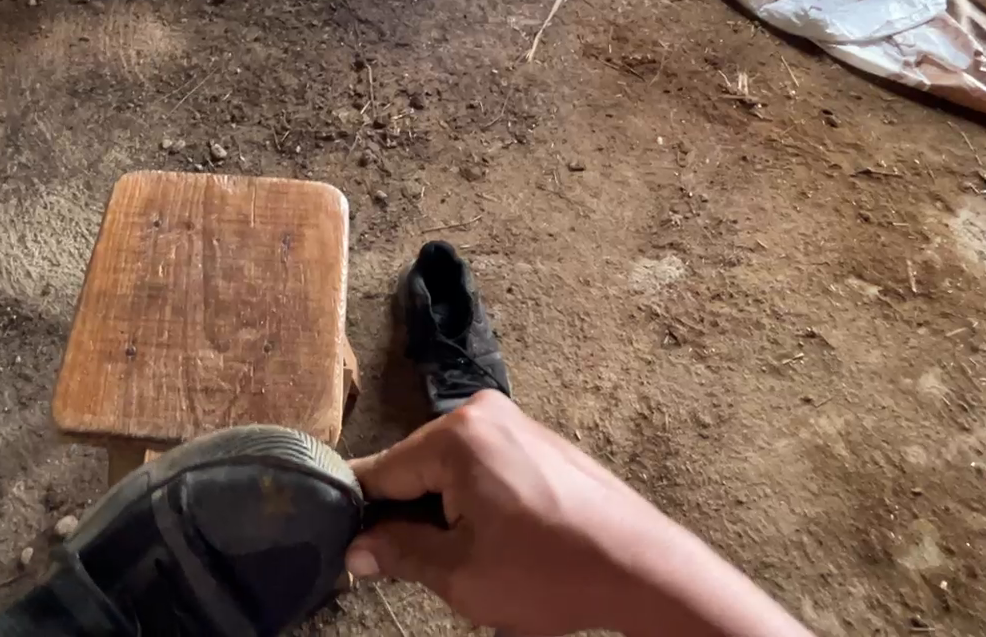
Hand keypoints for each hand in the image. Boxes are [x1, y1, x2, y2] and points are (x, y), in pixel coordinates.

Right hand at [345, 391, 811, 636]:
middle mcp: (479, 412)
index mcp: (456, 436)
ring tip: (464, 552)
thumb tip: (354, 550)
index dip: (361, 509)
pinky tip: (494, 533)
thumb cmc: (549, 572)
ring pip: (448, 463)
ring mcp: (511, 419)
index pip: (382, 470)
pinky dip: (472, 493)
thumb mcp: (462, 574)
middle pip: (416, 463)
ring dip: (442, 504)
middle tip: (413, 561)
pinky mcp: (534, 434)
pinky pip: (481, 458)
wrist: (641, 566)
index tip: (344, 540)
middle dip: (408, 509)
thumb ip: (400, 553)